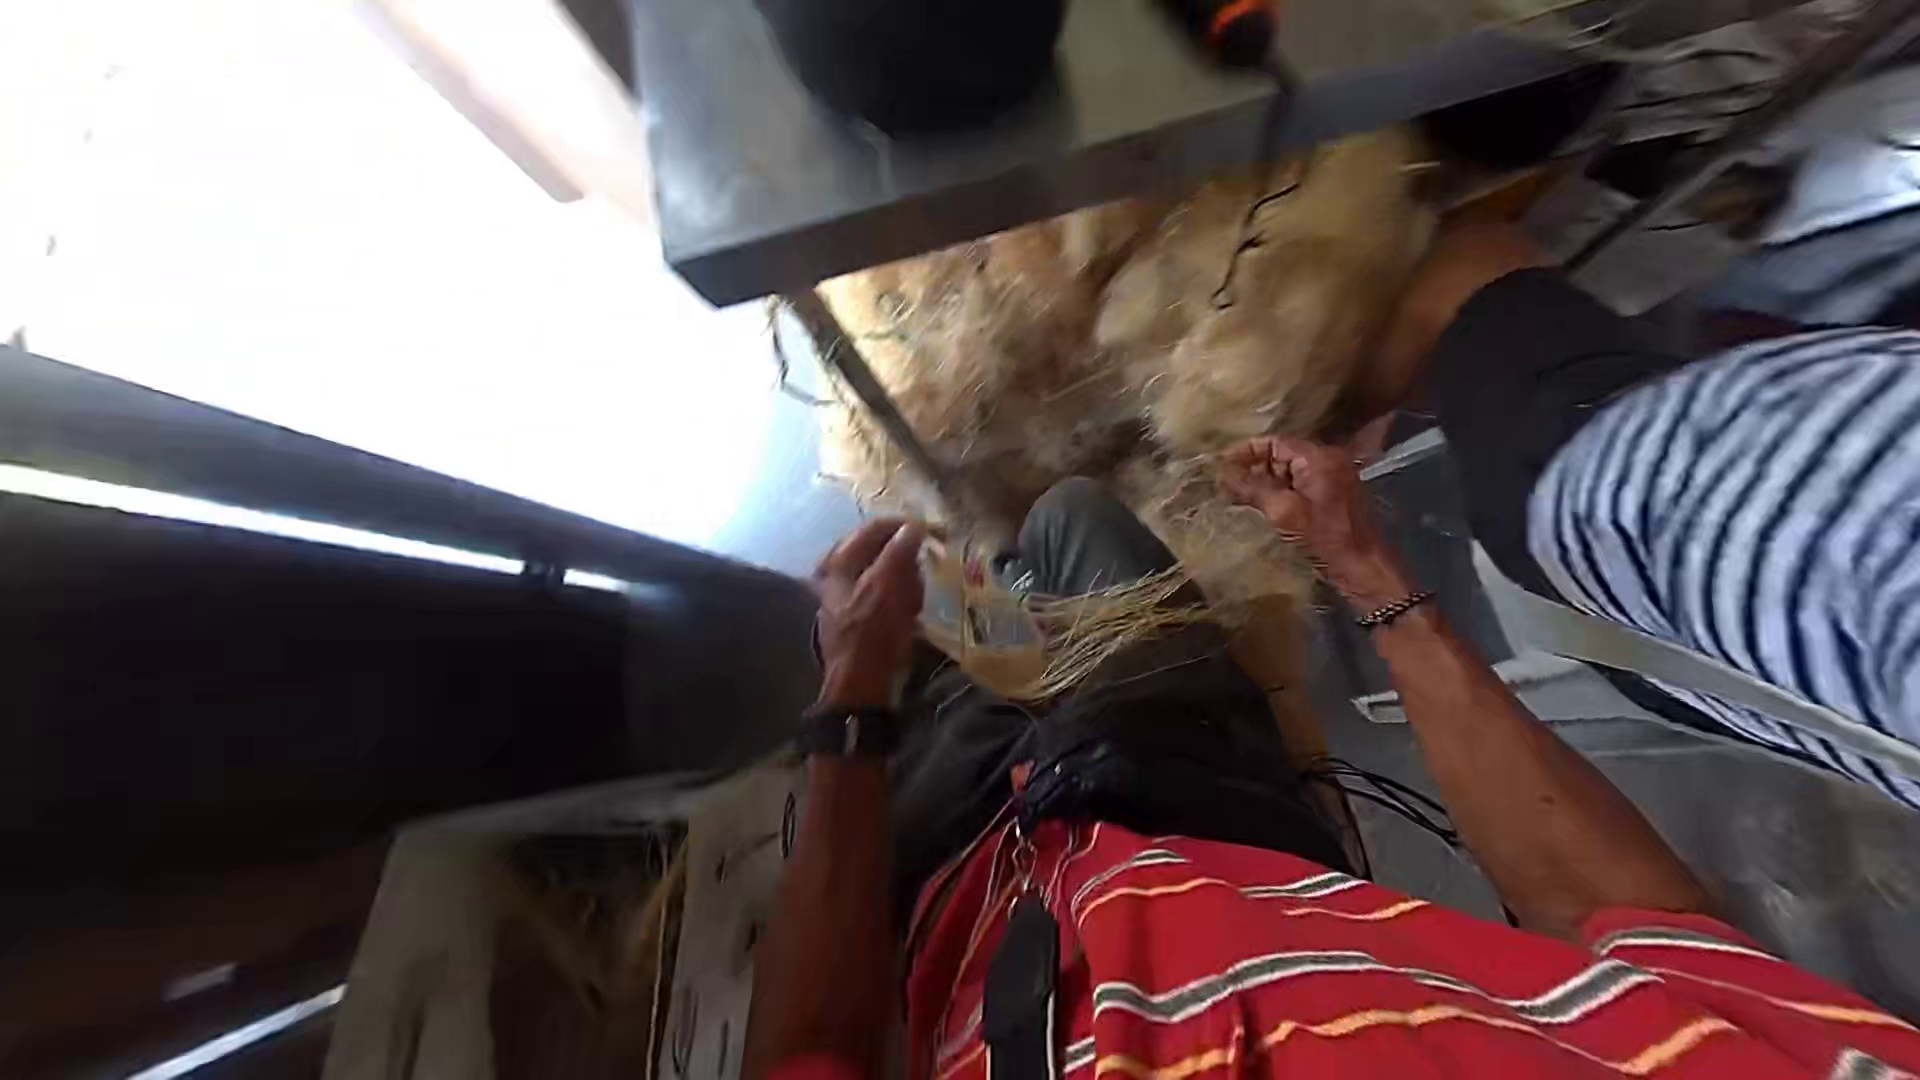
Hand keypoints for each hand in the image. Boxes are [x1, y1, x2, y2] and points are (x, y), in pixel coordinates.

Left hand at [811, 518, 926, 706]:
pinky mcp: (859, 611)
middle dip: (906, 564)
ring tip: (913, 603)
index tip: (933, 532)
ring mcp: (846, 592)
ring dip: (906, 583)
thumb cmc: (873, 633)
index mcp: (837, 560)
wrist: (860, 684)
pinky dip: (901, 599)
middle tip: (919, 579)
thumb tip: (914, 525)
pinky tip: (908, 614)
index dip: (905, 527)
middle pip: (882, 550)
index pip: (876, 527)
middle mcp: (836, 571)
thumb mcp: (887, 587)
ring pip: (888, 572)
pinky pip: (888, 593)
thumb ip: (898, 551)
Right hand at [1217, 436, 1411, 607]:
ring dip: (1261, 481)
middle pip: (1280, 455)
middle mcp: (1328, 460)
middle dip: (1251, 467)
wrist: (1361, 566)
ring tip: (1234, 494)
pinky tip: (1256, 503)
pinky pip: (1296, 484)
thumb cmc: (1324, 536)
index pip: (1275, 442)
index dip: (1245, 450)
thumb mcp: (1283, 511)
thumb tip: (1222, 474)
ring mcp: (1331, 477)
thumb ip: (1252, 488)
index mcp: (1319, 458)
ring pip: (1287, 471)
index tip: (1220, 463)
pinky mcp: (1331, 495)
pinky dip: (1276, 491)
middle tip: (1223, 482)